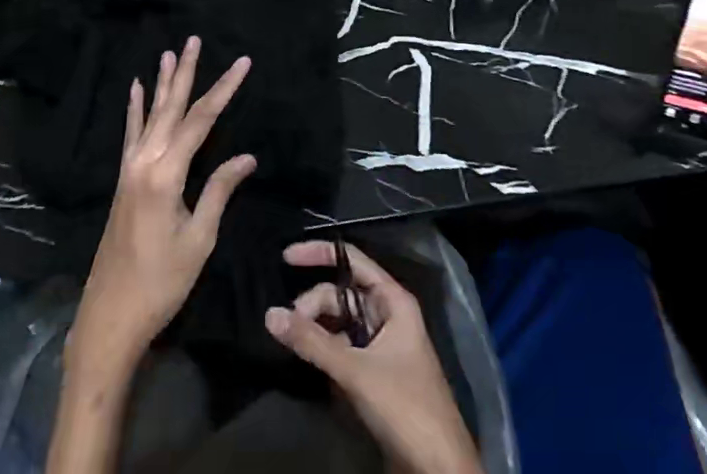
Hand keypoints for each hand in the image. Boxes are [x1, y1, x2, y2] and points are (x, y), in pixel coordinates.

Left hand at [68, 37, 255, 374]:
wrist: (111, 315)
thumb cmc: (162, 282)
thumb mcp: (199, 238)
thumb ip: (219, 190)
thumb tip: (246, 155)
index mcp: (165, 174)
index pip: (200, 121)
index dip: (223, 90)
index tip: (243, 63)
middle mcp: (143, 163)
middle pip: (171, 109)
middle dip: (187, 74)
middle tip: (195, 39)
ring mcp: (129, 170)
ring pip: (151, 116)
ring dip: (162, 84)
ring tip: (170, 53)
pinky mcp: (123, 181)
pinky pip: (131, 135)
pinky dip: (135, 110)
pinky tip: (136, 91)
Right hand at [265, 242, 484, 473]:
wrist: (436, 465)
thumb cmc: (404, 405)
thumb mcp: (355, 370)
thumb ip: (311, 342)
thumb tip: (270, 313)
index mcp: (393, 301)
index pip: (353, 261)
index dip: (320, 254)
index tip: (286, 257)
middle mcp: (387, 314)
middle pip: (340, 294)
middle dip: (312, 304)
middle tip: (288, 325)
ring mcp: (380, 343)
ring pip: (339, 322)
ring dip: (316, 328)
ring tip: (292, 340)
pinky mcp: (373, 370)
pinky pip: (342, 346)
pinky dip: (324, 348)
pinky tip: (308, 358)